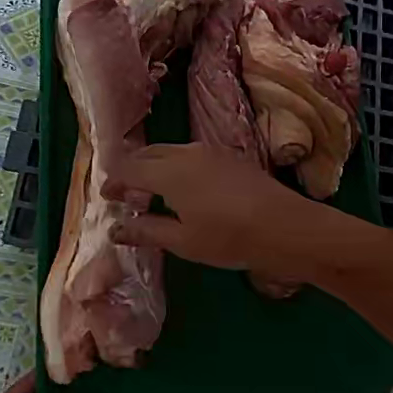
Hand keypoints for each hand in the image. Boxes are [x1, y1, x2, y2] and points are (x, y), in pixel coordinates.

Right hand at [106, 143, 321, 270]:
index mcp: (168, 172)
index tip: (107, 196)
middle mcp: (186, 153)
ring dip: (155, 166)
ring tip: (151, 191)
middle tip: (125, 193)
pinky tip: (183, 188)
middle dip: (132, 170)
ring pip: (171, 151)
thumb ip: (146, 231)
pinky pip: (191, 155)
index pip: (129, 168)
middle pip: (149, 153)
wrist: (285, 227)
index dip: (114, 181)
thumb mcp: (182, 241)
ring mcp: (211, 152)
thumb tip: (115, 228)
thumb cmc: (229, 238)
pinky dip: (175, 166)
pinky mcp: (230, 156)